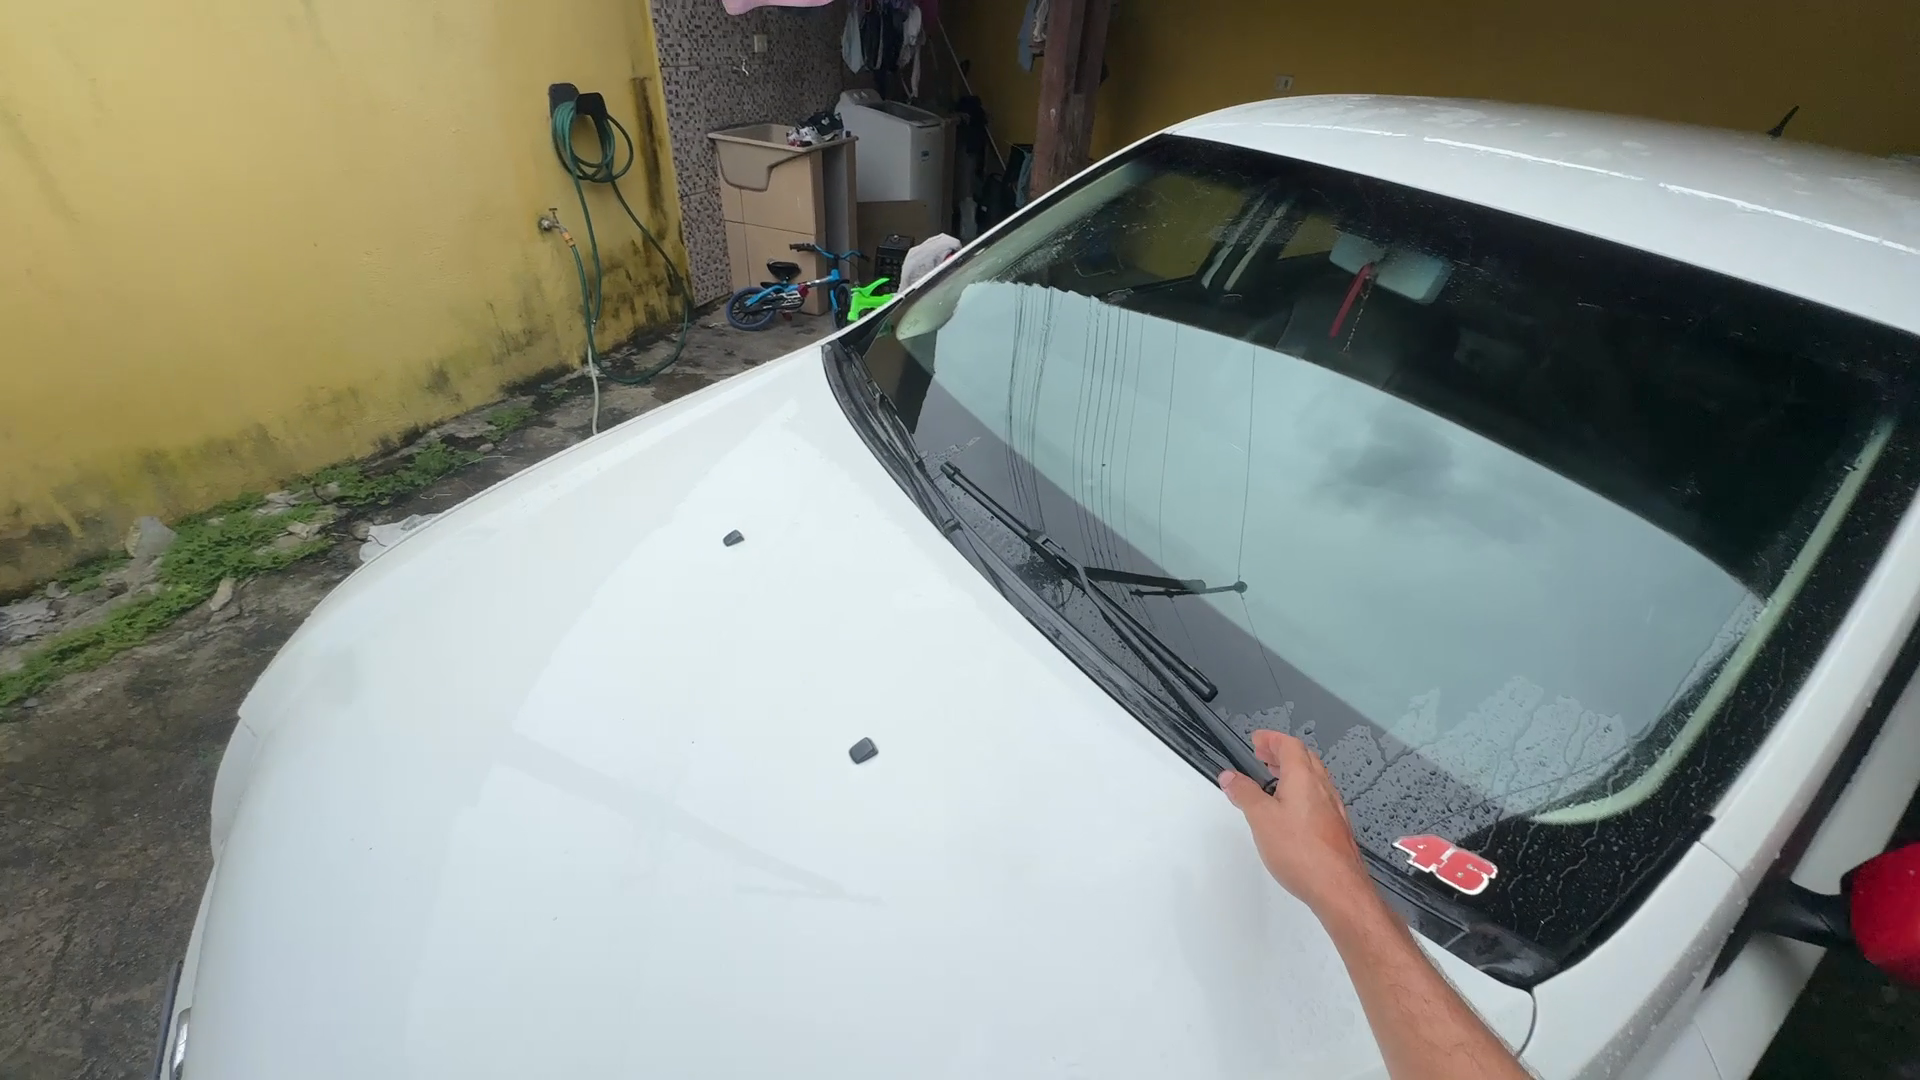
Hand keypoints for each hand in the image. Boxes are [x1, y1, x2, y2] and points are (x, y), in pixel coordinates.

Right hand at [1219, 730, 1370, 915]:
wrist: (1339, 890)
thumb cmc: (1301, 851)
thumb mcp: (1261, 818)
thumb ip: (1244, 794)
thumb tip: (1230, 777)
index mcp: (1304, 779)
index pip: (1290, 746)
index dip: (1272, 739)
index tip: (1257, 740)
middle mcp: (1323, 789)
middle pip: (1305, 759)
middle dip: (1282, 752)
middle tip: (1263, 755)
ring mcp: (1334, 810)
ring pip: (1315, 778)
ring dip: (1293, 771)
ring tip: (1273, 779)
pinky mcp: (1336, 829)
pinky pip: (1319, 797)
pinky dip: (1302, 791)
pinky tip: (1291, 809)